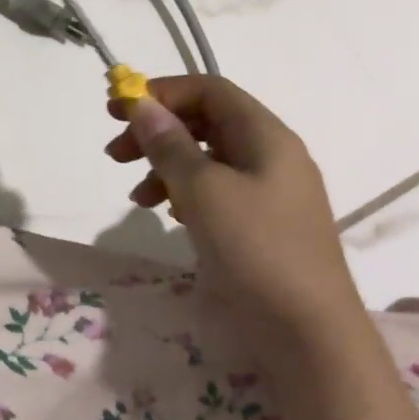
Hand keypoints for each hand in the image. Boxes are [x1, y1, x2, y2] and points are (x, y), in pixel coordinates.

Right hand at [104, 76, 361, 335]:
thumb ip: (166, 140)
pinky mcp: (253, 220)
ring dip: (159, 162)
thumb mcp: (200, 186)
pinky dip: (176, 189)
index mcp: (267, 139)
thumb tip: (140, 103)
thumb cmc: (253, 245)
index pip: (210, 90)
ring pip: (200, 155)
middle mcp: (269, 157)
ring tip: (134, 193)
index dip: (161, 92)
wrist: (303, 329)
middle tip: (115, 151)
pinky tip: (160, 211)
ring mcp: (263, 191)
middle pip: (202, 120)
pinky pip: (208, 186)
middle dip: (154, 129)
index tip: (117, 112)